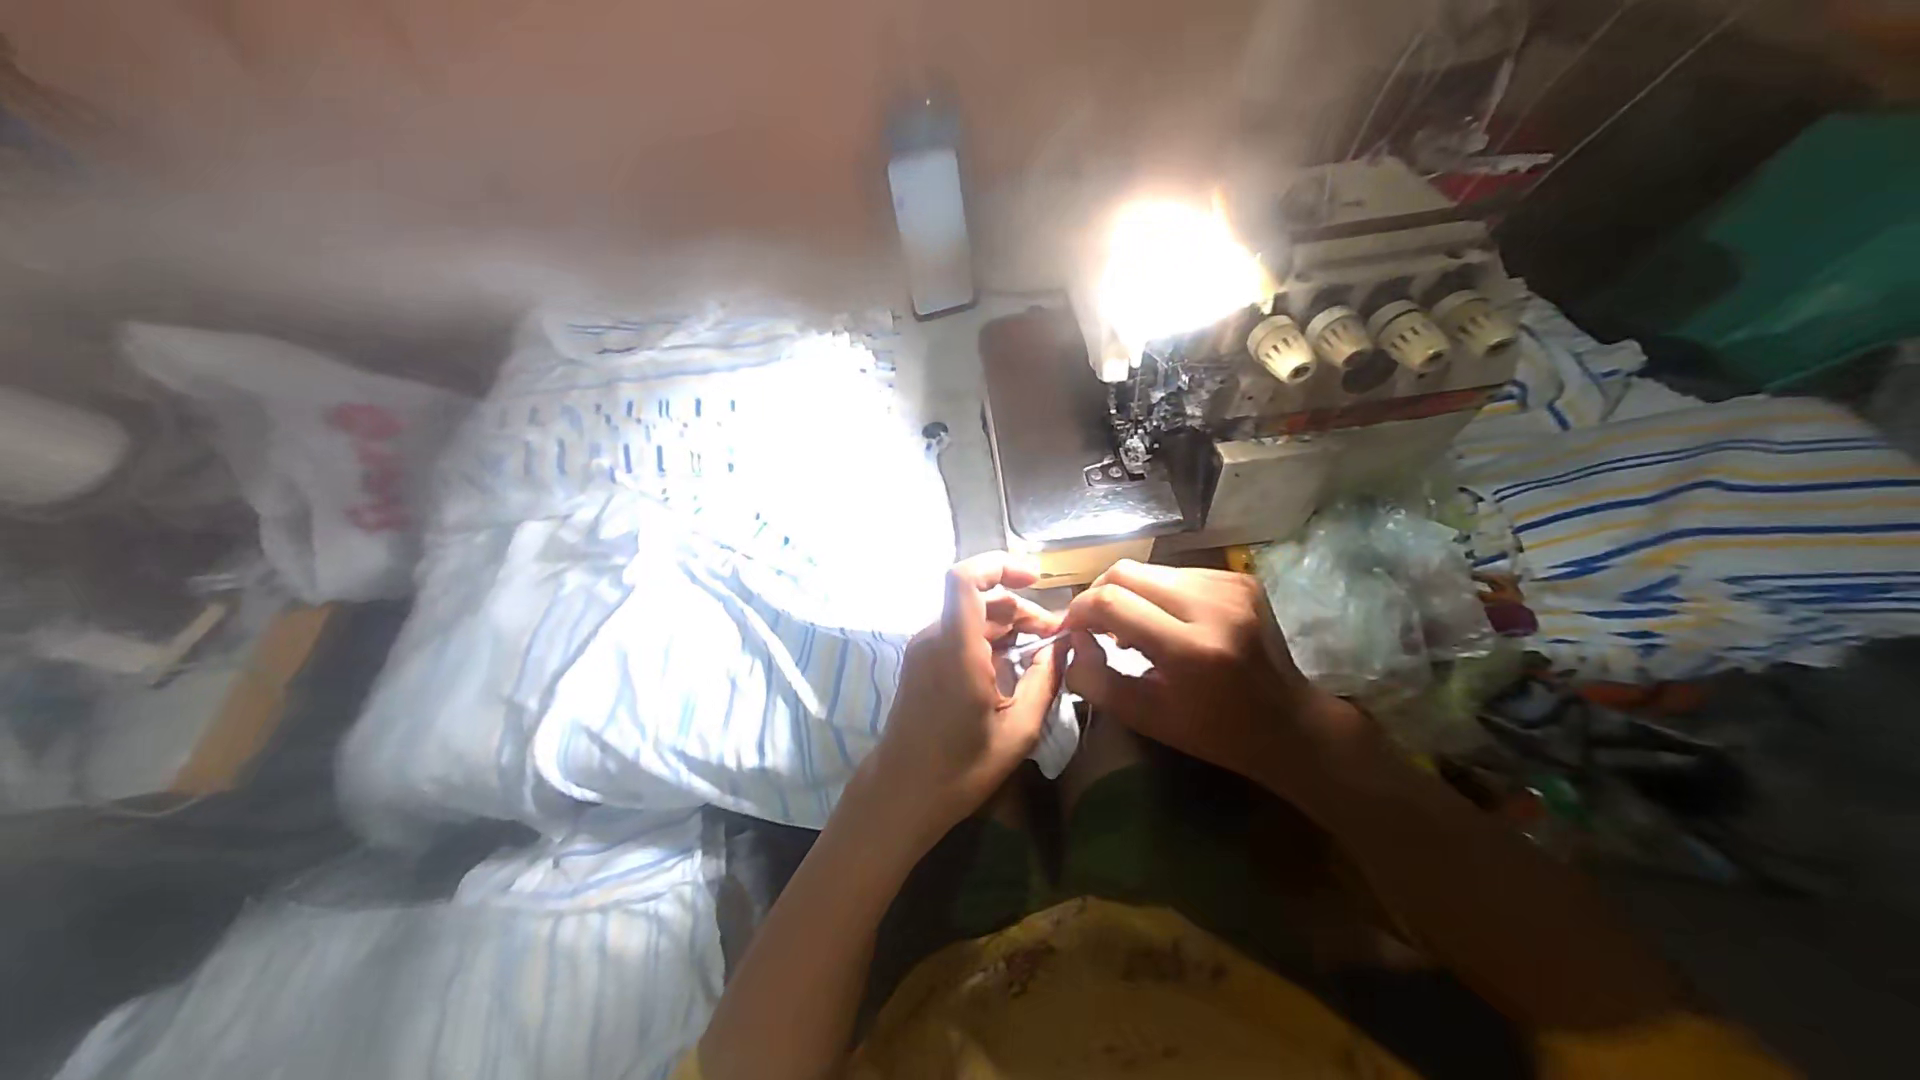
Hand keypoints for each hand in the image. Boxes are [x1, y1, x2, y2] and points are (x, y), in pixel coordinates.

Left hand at [865, 552, 1065, 846]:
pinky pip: (959, 634)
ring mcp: (923, 649)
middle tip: (1057, 638)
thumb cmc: (961, 768)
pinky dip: (990, 639)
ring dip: (1008, 625)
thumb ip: (1045, 681)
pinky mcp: (922, 662)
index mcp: (956, 649)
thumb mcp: (1019, 730)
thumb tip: (1064, 648)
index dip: (1000, 565)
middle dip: (1022, 609)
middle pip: (980, 598)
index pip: (965, 579)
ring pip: (971, 616)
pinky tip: (1014, 666)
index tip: (1036, 578)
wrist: (902, 793)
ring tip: (1042, 653)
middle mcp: (934, 638)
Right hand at [1062, 560, 1376, 798]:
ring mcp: (1231, 586)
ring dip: (1128, 594)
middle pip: (1126, 572)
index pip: (1112, 602)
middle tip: (1095, 627)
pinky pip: (1176, 573)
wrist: (1289, 724)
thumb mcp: (1146, 717)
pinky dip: (1157, 594)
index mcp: (1192, 648)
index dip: (1079, 611)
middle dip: (1098, 596)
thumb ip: (1096, 679)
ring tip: (1131, 628)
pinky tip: (1164, 622)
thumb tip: (1072, 641)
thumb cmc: (1215, 732)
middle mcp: (1213, 605)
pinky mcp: (1240, 578)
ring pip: (1149, 569)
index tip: (1071, 631)